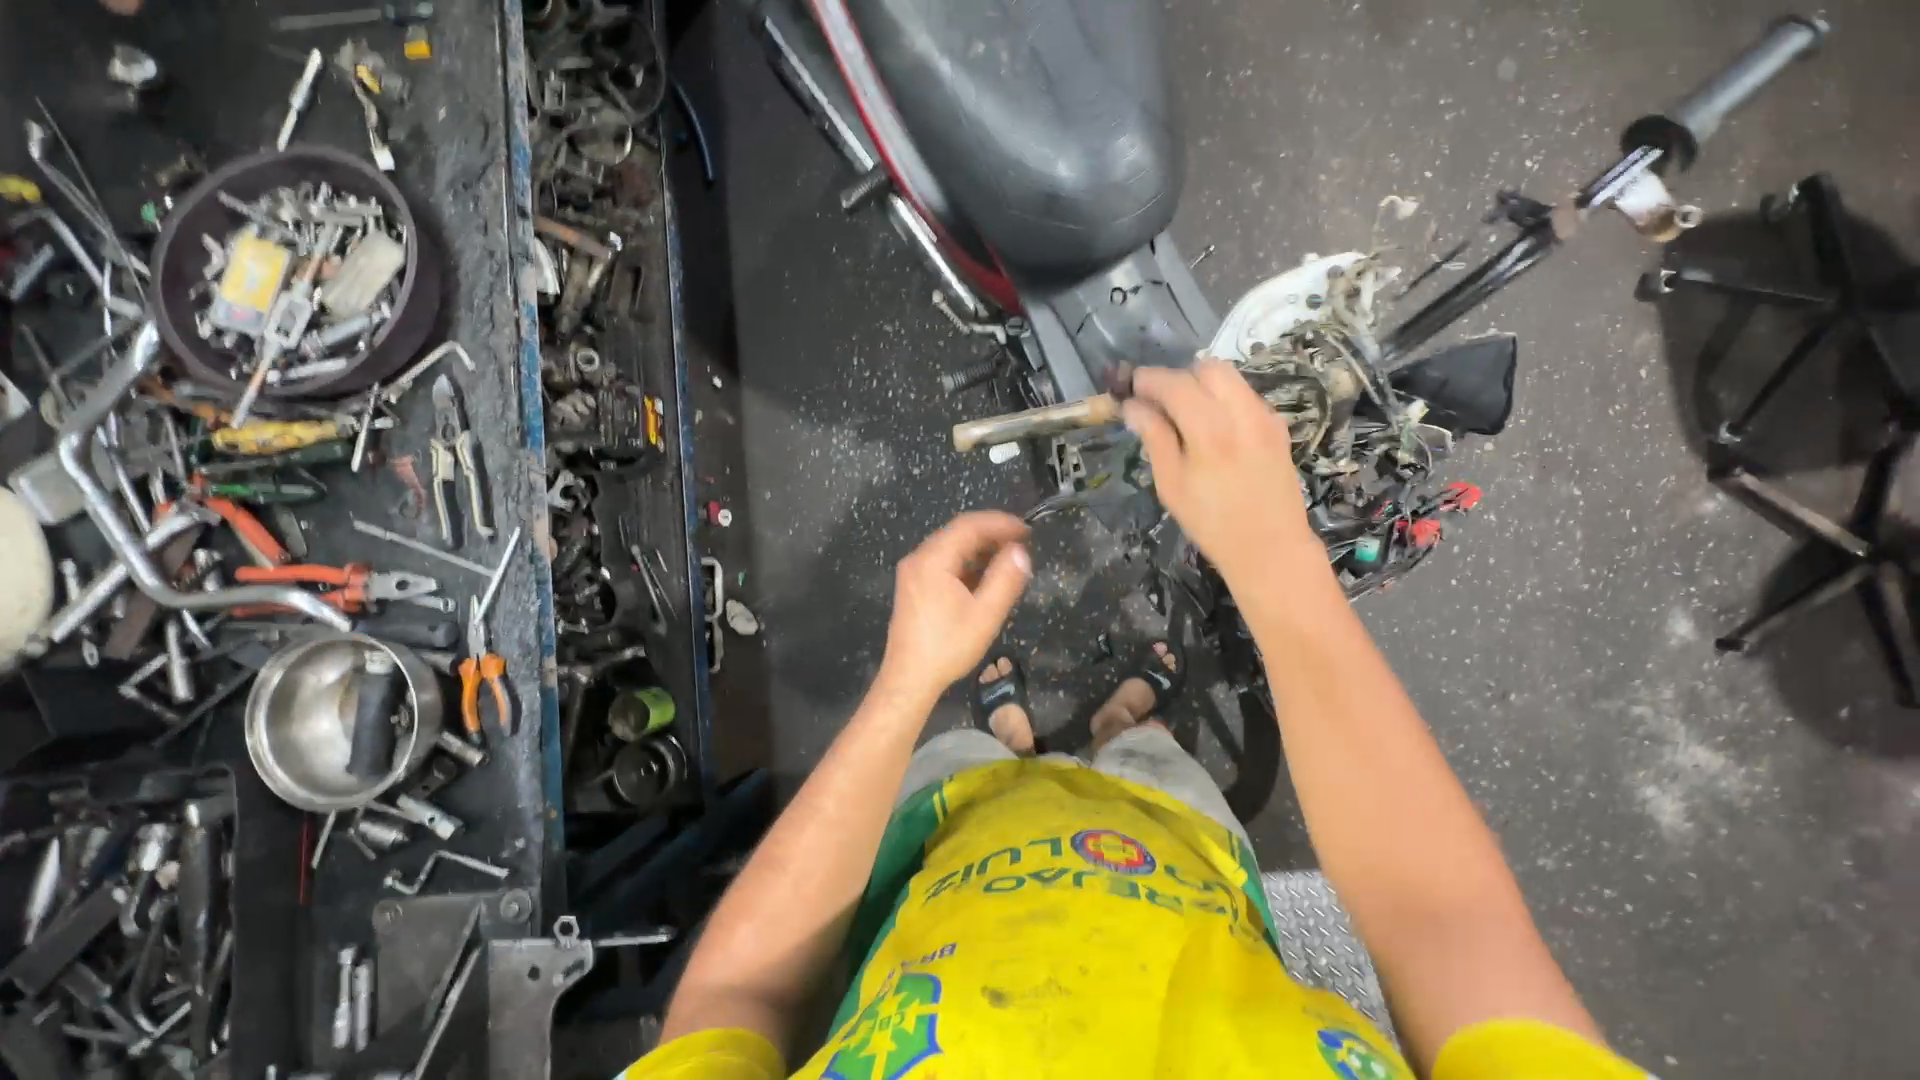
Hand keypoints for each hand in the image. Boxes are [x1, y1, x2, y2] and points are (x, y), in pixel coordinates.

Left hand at [879, 512, 1032, 698]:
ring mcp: (912, 574)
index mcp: (932, 560)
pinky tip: (984, 579)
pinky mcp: (912, 588)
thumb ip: (1005, 579)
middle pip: (958, 534)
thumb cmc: (948, 647)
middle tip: (1021, 544)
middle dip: (991, 535)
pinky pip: (942, 564)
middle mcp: (918, 559)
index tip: (1027, 530)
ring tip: (1008, 561)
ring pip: (950, 549)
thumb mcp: (985, 614)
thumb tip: (1021, 552)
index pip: (969, 525)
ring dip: (979, 550)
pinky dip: (965, 565)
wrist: (909, 679)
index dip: (1000, 523)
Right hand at [1123, 358, 1320, 581]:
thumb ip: (1154, 438)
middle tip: (1158, 401)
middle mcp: (1242, 413)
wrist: (1270, 547)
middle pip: (1208, 368)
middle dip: (1179, 377)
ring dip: (1202, 386)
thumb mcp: (1171, 484)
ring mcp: (1264, 417)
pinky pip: (1245, 397)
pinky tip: (1213, 429)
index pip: (1175, 384)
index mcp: (1210, 430)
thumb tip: (1133, 406)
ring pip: (1230, 378)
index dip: (1149, 380)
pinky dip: (1223, 401)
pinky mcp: (1277, 427)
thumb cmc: (1211, 523)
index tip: (1131, 386)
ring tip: (1184, 414)